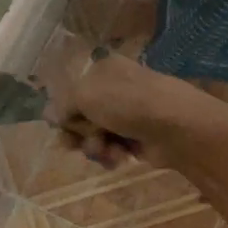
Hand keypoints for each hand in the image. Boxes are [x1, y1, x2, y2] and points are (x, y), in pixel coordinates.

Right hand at [42, 48, 173, 168]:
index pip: (71, 90)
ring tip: (104, 152)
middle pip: (81, 115)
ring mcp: (128, 113)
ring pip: (95, 134)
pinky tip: (117, 159)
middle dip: (77, 133)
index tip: (61, 125)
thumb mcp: (84, 95)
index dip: (63, 111)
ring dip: (93, 147)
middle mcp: (115, 88)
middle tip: (74, 144)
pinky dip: (111, 155)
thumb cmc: (128, 103)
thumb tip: (50, 116)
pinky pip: (113, 147)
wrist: (178, 127)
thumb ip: (62, 106)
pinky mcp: (138, 137)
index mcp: (103, 69)